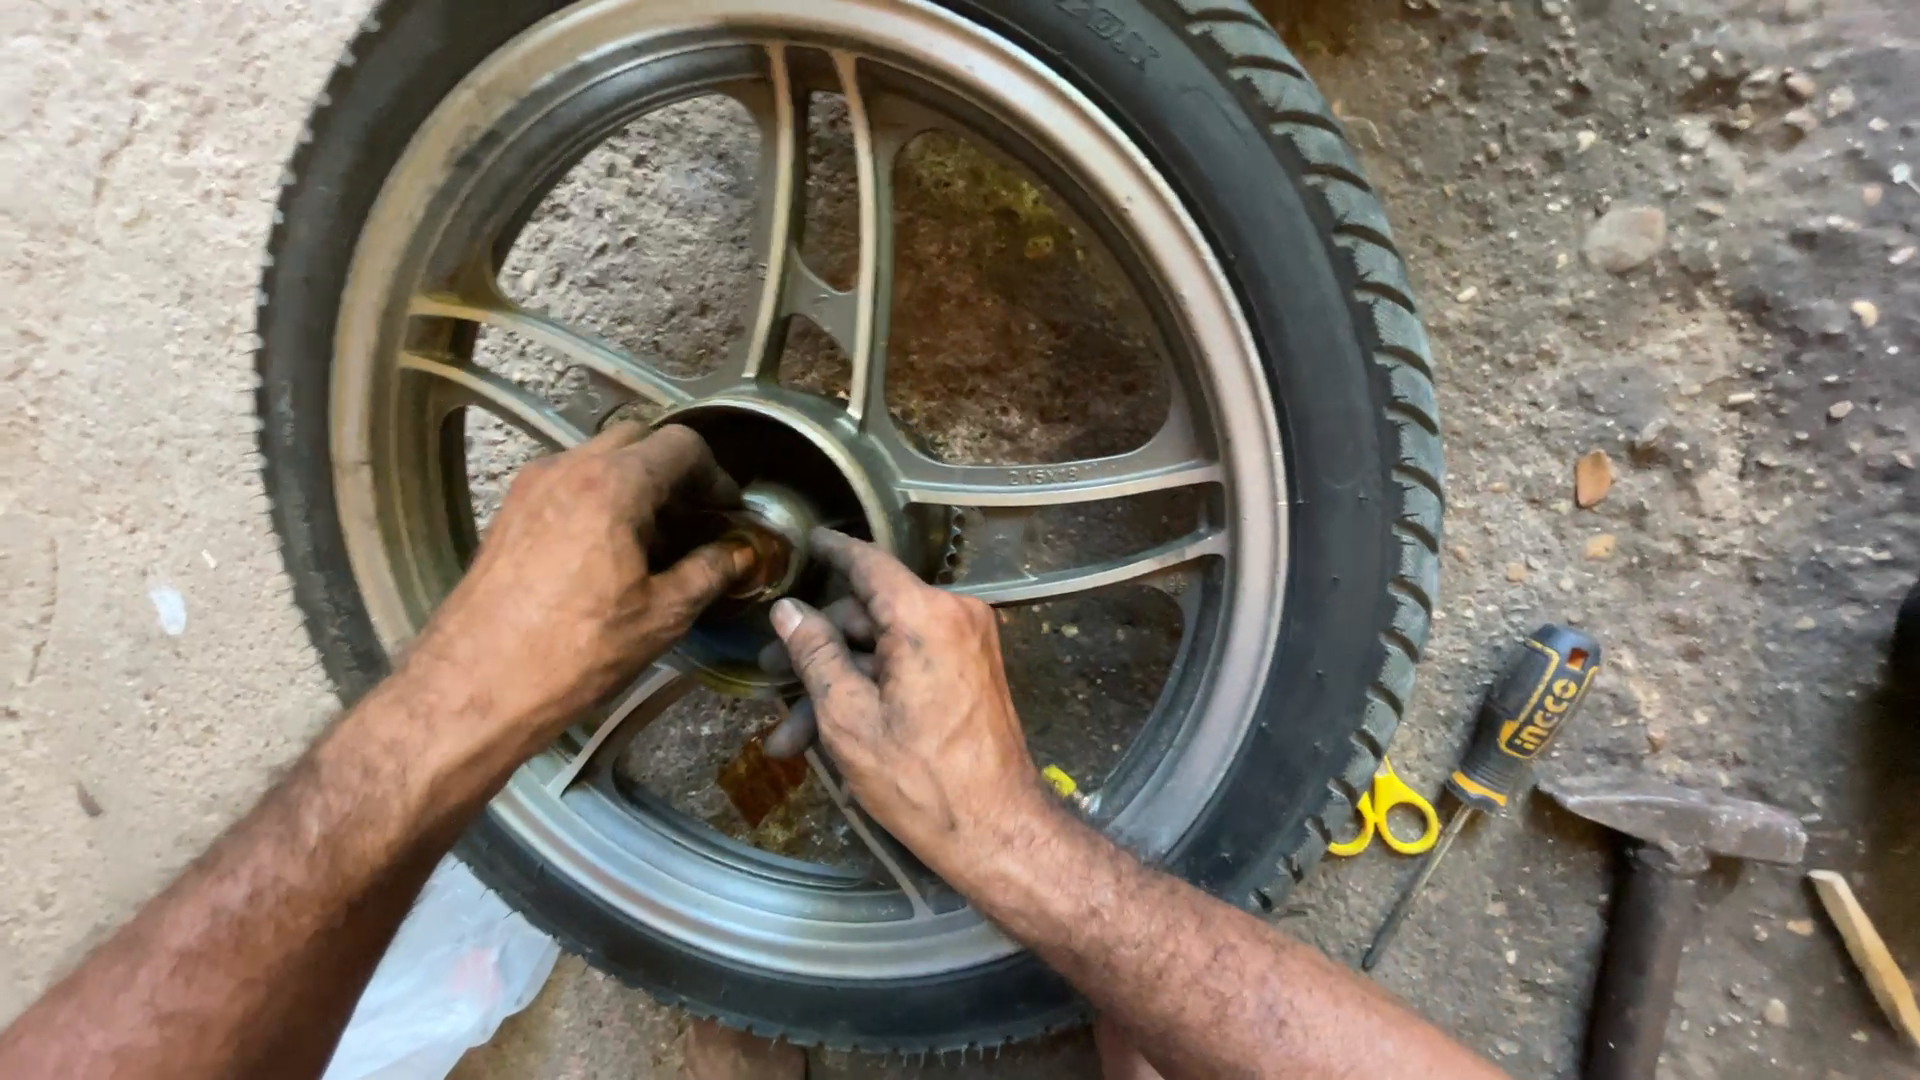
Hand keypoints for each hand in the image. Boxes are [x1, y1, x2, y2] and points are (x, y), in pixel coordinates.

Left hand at [407, 423, 753, 755]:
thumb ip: (711, 570)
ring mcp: (532, 486)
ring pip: (601, 458)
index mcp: (613, 485)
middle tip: (697, 519)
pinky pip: (571, 482)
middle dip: (676, 472)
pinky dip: (603, 497)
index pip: (681, 445)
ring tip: (658, 539)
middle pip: (640, 441)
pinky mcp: (510, 511)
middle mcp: (568, 468)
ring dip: (639, 484)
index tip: (728, 512)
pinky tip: (614, 550)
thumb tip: (743, 553)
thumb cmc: (578, 650)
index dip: (716, 475)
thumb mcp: (663, 613)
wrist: (472, 689)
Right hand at [763, 529, 1047, 871]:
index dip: (832, 550)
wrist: (996, 827)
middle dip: (817, 650)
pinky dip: (874, 691)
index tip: (808, 540)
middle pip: (870, 614)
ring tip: (790, 735)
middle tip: (770, 676)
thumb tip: (788, 610)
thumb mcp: (849, 716)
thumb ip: (815, 653)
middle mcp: (953, 615)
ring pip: (885, 649)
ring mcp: (966, 643)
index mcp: (925, 614)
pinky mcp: (971, 671)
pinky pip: (911, 666)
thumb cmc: (919, 777)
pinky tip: (828, 737)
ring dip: (839, 684)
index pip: (868, 562)